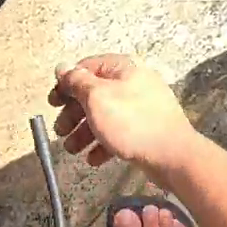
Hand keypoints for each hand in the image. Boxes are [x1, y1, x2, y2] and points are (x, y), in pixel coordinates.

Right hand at [49, 54, 200, 172]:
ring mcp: (142, 107)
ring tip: (72, 150)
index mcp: (123, 69)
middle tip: (60, 130)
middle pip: (94, 94)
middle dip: (74, 113)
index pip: (87, 68)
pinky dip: (104, 143)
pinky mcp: (147, 130)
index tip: (53, 102)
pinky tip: (93, 159)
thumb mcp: (96, 98)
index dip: (67, 84)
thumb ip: (77, 81)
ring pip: (105, 115)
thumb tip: (62, 67)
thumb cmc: (133, 123)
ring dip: (85, 132)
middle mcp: (133, 84)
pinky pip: (120, 132)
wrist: (172, 155)